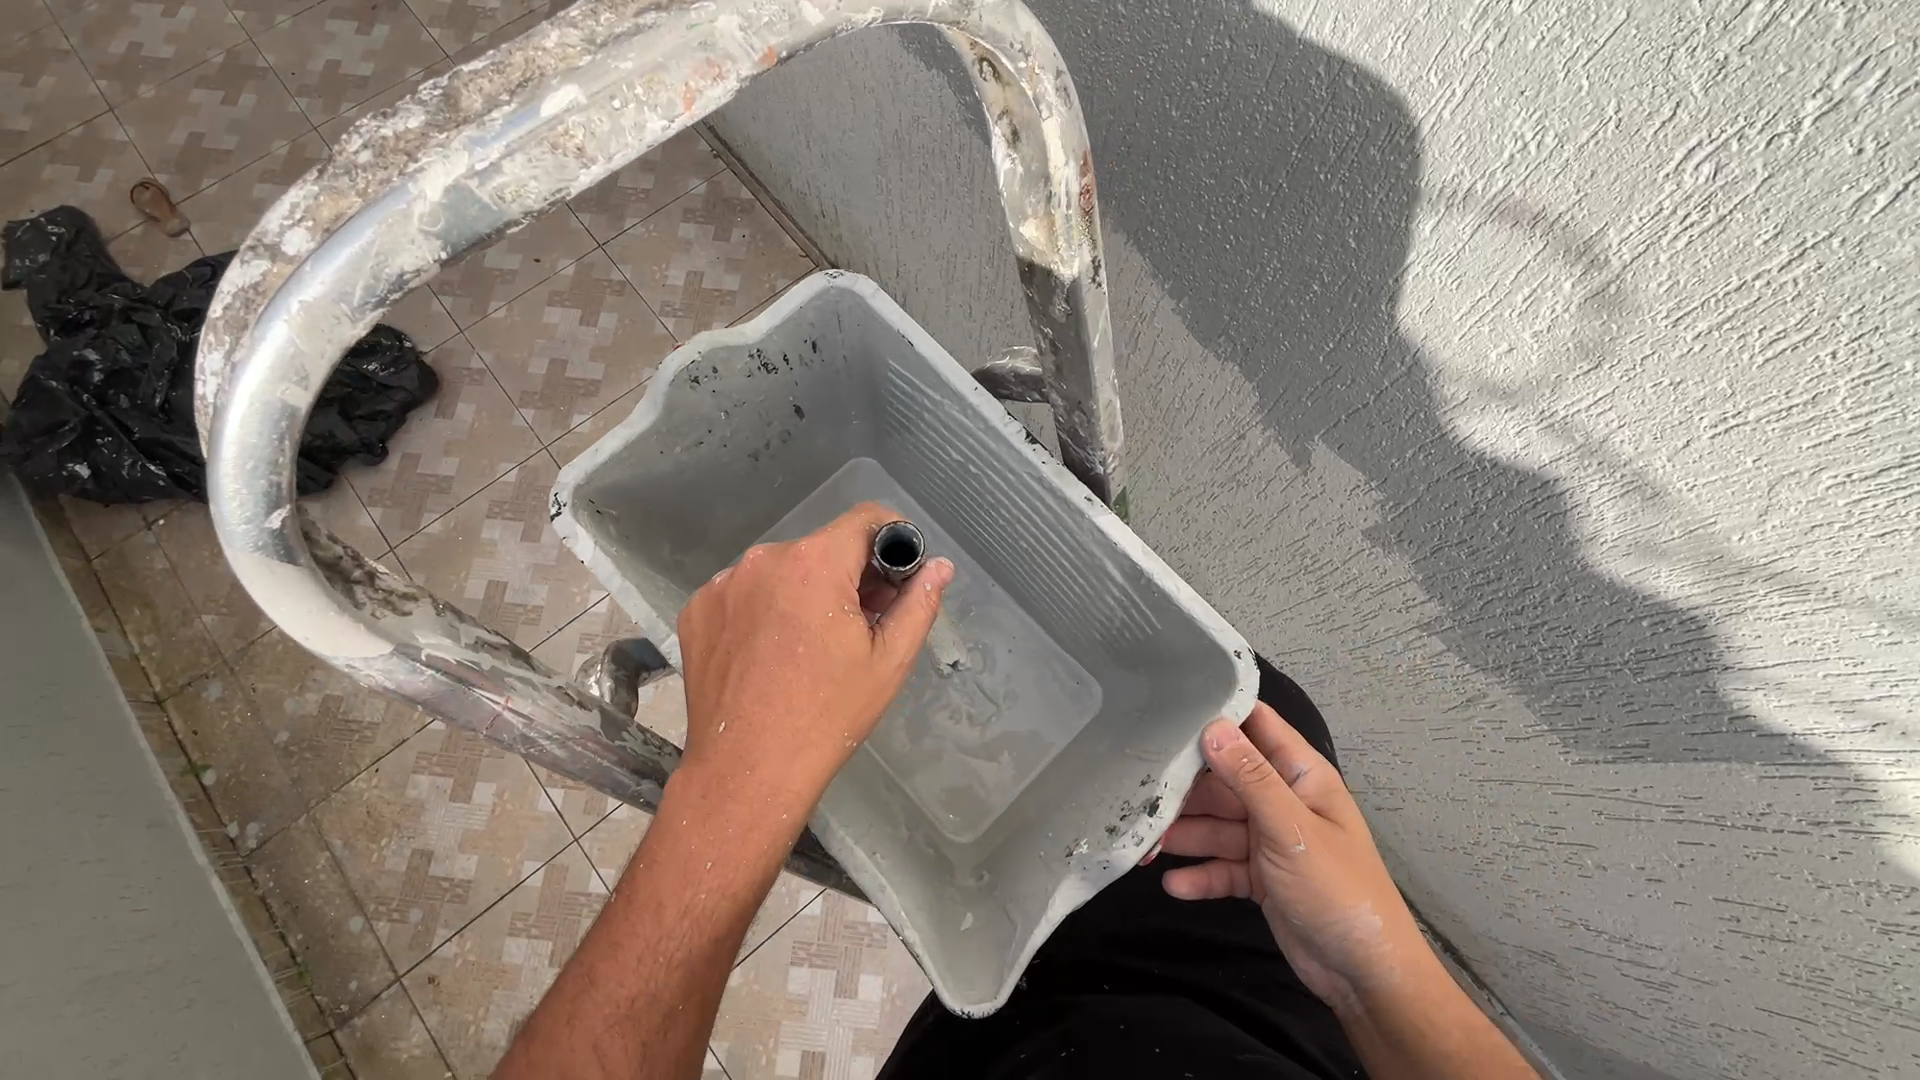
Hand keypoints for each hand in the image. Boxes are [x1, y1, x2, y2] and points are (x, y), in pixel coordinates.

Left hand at [674, 502, 953, 810]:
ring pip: (783, 570)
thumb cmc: (828, 715)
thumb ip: (918, 603)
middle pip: (823, 547)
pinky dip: (765, 608)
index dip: (891, 538)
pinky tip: (771, 651)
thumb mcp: (889, 661)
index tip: (898, 574)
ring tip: (812, 643)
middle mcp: (763, 560)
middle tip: (862, 622)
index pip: (866, 518)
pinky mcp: (697, 609)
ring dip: (805, 590)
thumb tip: (940, 566)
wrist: (747, 769)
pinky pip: (745, 592)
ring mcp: (723, 584)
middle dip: (849, 573)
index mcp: (815, 564)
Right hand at [1158, 704, 1435, 1013]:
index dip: (1219, 714)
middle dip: (1185, 789)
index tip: (1170, 709)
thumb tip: (1212, 727)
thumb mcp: (1291, 829)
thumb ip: (1250, 778)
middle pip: (1223, 781)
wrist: (1365, 978)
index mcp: (1300, 777)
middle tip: (1139, 793)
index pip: (1257, 727)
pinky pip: (1220, 866)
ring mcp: (1268, 840)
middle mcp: (1281, 801)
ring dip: (1183, 835)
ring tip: (1146, 847)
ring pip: (1214, 825)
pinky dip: (1199, 874)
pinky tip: (1173, 884)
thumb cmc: (1341, 891)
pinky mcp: (1258, 877)